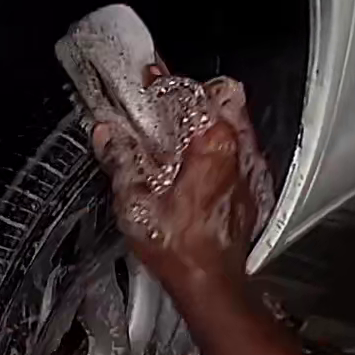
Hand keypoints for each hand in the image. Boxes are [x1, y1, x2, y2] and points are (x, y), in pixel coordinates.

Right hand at [88, 70, 271, 293]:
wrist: (209, 279)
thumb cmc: (179, 246)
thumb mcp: (134, 201)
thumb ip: (121, 160)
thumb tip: (107, 134)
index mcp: (212, 143)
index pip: (188, 92)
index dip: (161, 82)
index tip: (144, 75)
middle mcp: (238, 146)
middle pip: (219, 96)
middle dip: (186, 96)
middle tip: (156, 108)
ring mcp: (246, 164)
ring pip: (229, 119)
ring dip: (198, 120)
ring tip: (166, 137)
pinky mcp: (247, 182)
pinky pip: (232, 146)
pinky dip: (208, 144)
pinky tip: (183, 165)